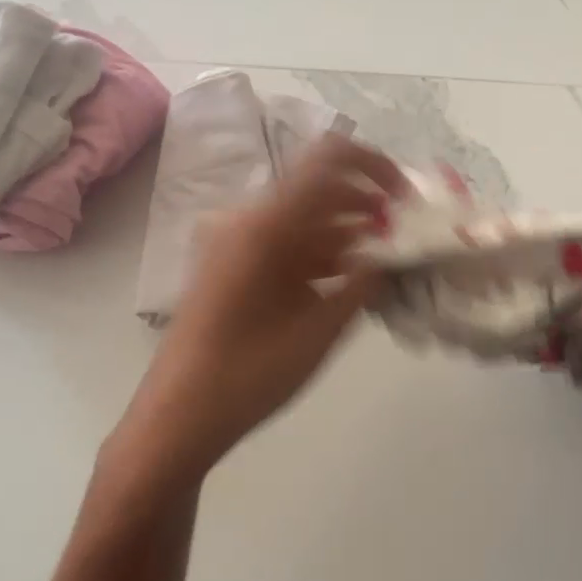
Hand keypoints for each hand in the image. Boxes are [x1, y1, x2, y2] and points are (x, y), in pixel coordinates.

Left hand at [110, 135, 408, 483]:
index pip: (329, 159)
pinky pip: (288, 240)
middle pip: (320, 186)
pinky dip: (324, 249)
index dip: (375, 166)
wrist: (175, 420)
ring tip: (386, 260)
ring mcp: (238, 243)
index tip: (406, 198)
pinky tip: (352, 278)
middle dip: (368, 203)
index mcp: (267, 225)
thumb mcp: (320, 332)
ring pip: (307, 216)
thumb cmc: (248, 377)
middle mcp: (249, 221)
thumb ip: (363, 284)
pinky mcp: (235, 266)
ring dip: (349, 228)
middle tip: (405, 235)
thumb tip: (393, 254)